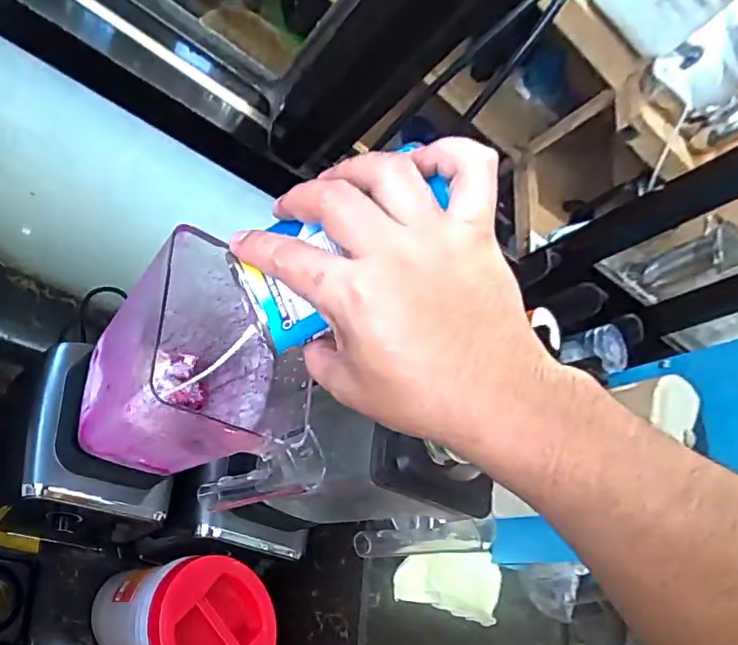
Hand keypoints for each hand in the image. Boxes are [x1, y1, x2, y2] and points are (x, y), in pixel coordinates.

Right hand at [229, 138, 594, 474]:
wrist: (491, 398)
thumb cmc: (427, 397)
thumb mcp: (349, 388)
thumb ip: (320, 357)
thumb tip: (316, 340)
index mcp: (354, 296)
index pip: (289, 259)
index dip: (257, 247)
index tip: (246, 243)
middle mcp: (392, 255)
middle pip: (332, 199)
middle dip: (299, 197)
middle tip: (292, 207)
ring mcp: (436, 237)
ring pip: (390, 170)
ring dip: (355, 167)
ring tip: (342, 178)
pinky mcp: (475, 233)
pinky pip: (469, 168)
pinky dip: (445, 152)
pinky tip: (424, 161)